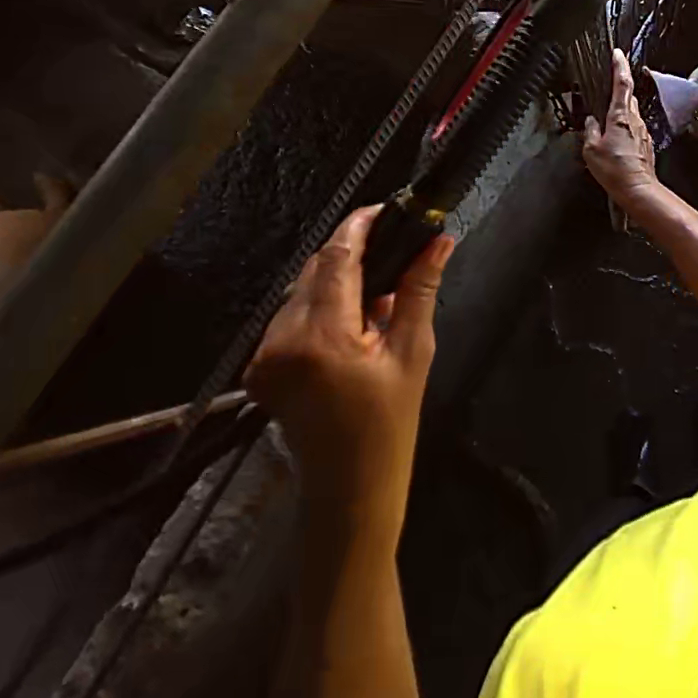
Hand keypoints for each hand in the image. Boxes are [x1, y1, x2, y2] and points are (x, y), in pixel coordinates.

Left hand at [246, 205, 454, 528]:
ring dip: (334, 280)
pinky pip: (289, 313)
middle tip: (389, 254)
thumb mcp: (412, 354)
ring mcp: (264, 353)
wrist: (348, 487)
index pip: (337, 258)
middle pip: (315, 268)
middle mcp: (283, 338)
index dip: (359, 226)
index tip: (383, 210)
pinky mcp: (258, 363)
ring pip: (300, 288)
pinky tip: (346, 321)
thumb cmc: (390, 425)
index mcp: (324, 337)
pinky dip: (317, 305)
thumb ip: (419, 291)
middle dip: (350, 254)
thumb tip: (440, 240)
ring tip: (371, 295)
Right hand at [582, 49, 664, 214]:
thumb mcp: (591, 149)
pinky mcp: (645, 143)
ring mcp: (642, 131)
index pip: (622, 83)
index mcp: (620, 116)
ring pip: (630, 113)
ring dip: (620, 111)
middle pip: (628, 96)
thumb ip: (590, 130)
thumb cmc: (615, 170)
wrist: (637, 189)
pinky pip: (633, 128)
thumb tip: (590, 121)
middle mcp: (635, 120)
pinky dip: (623, 127)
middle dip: (619, 88)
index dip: (619, 66)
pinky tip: (614, 140)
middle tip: (608, 86)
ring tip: (606, 120)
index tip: (617, 53)